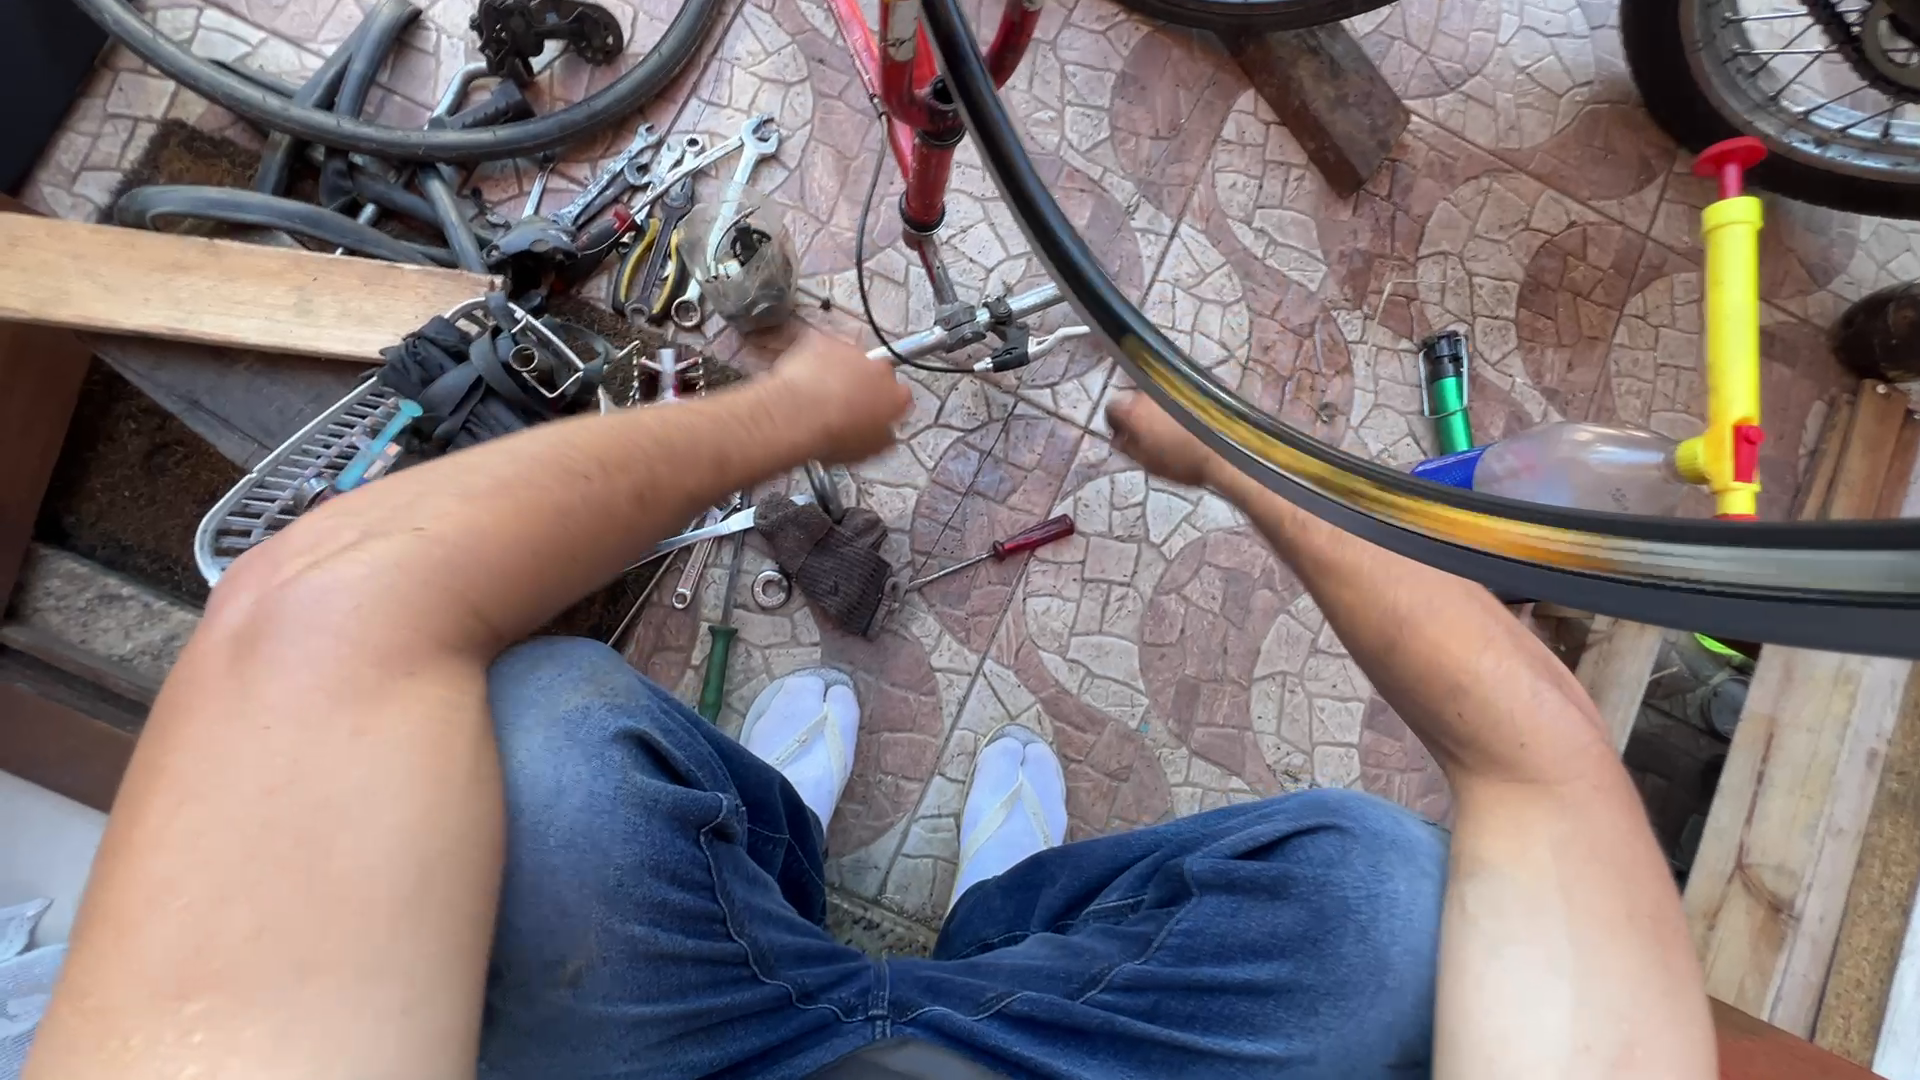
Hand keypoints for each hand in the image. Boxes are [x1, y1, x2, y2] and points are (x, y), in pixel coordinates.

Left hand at [764, 327, 912, 464]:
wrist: (798, 415)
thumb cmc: (835, 437)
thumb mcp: (867, 450)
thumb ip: (884, 436)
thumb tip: (886, 432)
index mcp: (897, 397)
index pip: (901, 398)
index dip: (887, 406)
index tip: (874, 415)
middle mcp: (881, 369)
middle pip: (879, 374)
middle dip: (867, 385)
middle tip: (847, 403)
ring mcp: (852, 351)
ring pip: (851, 358)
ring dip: (842, 371)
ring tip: (821, 391)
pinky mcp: (824, 340)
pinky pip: (824, 348)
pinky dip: (818, 359)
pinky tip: (806, 377)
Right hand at [1106, 393, 1224, 488]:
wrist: (1225, 451)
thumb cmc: (1181, 461)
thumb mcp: (1146, 462)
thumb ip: (1127, 448)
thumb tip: (1119, 439)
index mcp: (1132, 409)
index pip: (1111, 409)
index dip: (1115, 424)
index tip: (1123, 437)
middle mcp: (1149, 391)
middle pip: (1134, 398)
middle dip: (1136, 414)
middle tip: (1146, 434)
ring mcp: (1173, 385)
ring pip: (1156, 396)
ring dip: (1157, 409)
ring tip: (1168, 428)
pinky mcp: (1196, 384)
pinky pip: (1177, 394)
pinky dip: (1177, 405)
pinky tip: (1186, 422)